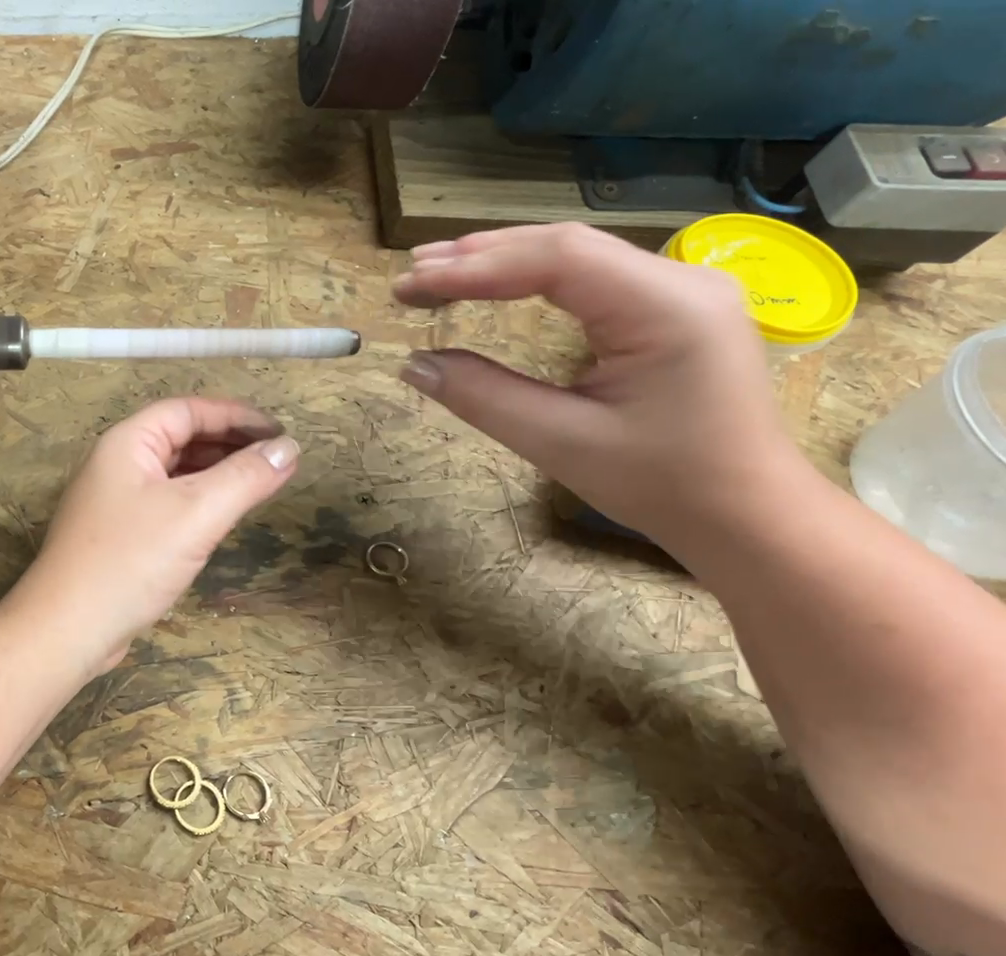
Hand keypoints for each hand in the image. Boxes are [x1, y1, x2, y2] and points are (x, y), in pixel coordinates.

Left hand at [0, 398, 298, 679]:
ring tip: (260, 485)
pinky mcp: (118, 536)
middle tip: (278, 460)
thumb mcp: (196, 513)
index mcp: (127, 443)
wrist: (67, 628)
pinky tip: (222, 519)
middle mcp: (116, 465)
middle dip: (230, 444)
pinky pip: (166, 505)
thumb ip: (246, 476)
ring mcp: (114, 502)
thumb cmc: (130, 562)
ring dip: (217, 474)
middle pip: (180, 438)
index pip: (188, 410)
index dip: (237, 416)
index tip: (282, 433)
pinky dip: (198, 503)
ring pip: (174, 474)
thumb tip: (289, 448)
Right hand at [393, 223, 810, 549]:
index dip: (476, 267)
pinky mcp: (672, 307)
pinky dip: (532, 277)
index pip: (557, 261)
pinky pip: (592, 277)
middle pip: (565, 245)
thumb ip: (484, 396)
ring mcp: (681, 289)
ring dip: (503, 260)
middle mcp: (681, 280)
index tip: (411, 284)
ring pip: (577, 255)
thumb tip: (414, 364)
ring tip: (435, 271)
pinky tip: (493, 282)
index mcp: (666, 307)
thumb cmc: (660, 483)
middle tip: (410, 274)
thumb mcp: (560, 442)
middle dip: (481, 255)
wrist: (744, 511)